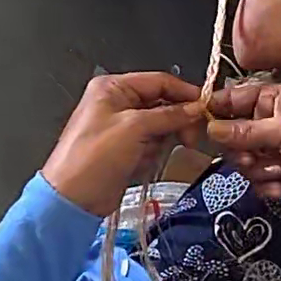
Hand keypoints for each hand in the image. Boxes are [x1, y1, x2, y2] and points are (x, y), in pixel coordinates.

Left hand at [42, 72, 205, 218]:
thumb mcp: (134, 128)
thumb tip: (195, 108)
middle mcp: (117, 103)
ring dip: (161, 142)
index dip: (184, 93)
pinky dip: (152, 155)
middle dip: (175, 121)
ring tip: (149, 155)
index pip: (158, 81)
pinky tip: (140, 165)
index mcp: (113, 88)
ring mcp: (122, 127)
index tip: (208, 107)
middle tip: (190, 137)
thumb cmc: (93, 157)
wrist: (73, 199)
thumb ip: (168, 115)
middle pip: (162, 103)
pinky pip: (152, 145)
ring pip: (160, 126)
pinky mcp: (126, 149)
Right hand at [206, 82, 280, 214]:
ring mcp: (275, 147)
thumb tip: (208, 127)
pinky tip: (280, 188)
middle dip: (239, 148)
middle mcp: (271, 120)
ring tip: (275, 174)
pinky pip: (254, 177)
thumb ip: (245, 130)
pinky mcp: (279, 172)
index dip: (216, 109)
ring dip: (254, 168)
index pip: (234, 97)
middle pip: (231, 130)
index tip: (198, 123)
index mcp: (275, 98)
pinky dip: (263, 184)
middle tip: (251, 158)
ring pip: (241, 156)